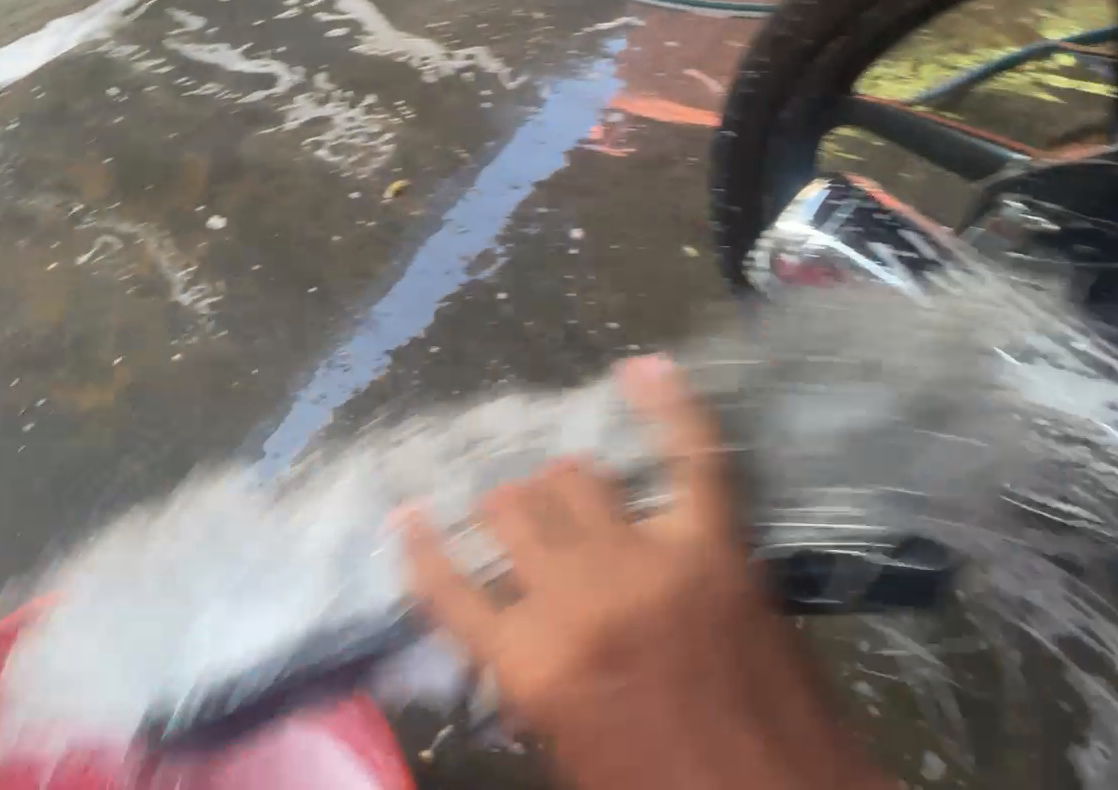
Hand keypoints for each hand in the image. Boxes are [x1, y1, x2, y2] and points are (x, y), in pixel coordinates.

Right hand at [403, 356, 889, 789]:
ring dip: (559, 483)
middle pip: (511, 510)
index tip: (405, 514)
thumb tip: (500, 616)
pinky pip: (690, 456)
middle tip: (516, 520)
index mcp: (532, 663)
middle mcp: (576, 598)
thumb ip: (524, 670)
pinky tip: (643, 368)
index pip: (446, 586)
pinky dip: (669, 408)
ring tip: (565, 491)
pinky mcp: (713, 545)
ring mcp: (646, 561)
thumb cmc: (660, 786)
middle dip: (505, 511)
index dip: (418, 546)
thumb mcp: (562, 747)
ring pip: (572, 477)